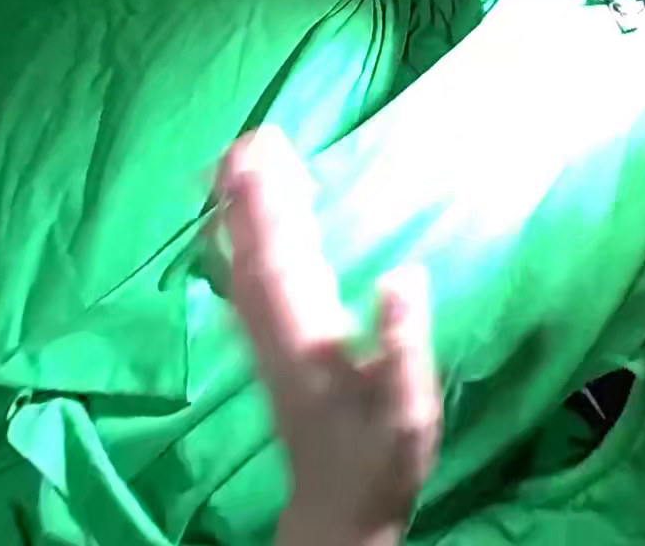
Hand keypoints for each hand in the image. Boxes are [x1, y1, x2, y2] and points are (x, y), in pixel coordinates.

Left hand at [217, 128, 441, 545]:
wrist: (338, 511)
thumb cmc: (382, 454)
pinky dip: (237, 240)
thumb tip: (404, 272)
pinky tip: (236, 218)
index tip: (265, 151)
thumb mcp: (409, 406)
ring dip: (235, 210)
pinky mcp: (268, 342)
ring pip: (240, 262)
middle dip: (246, 192)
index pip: (280, 256)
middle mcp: (275, 328)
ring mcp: (266, 336)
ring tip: (235, 160)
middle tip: (248, 136)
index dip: (269, 202)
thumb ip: (404, 342)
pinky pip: (244, 279)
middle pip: (251, 250)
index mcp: (307, 334)